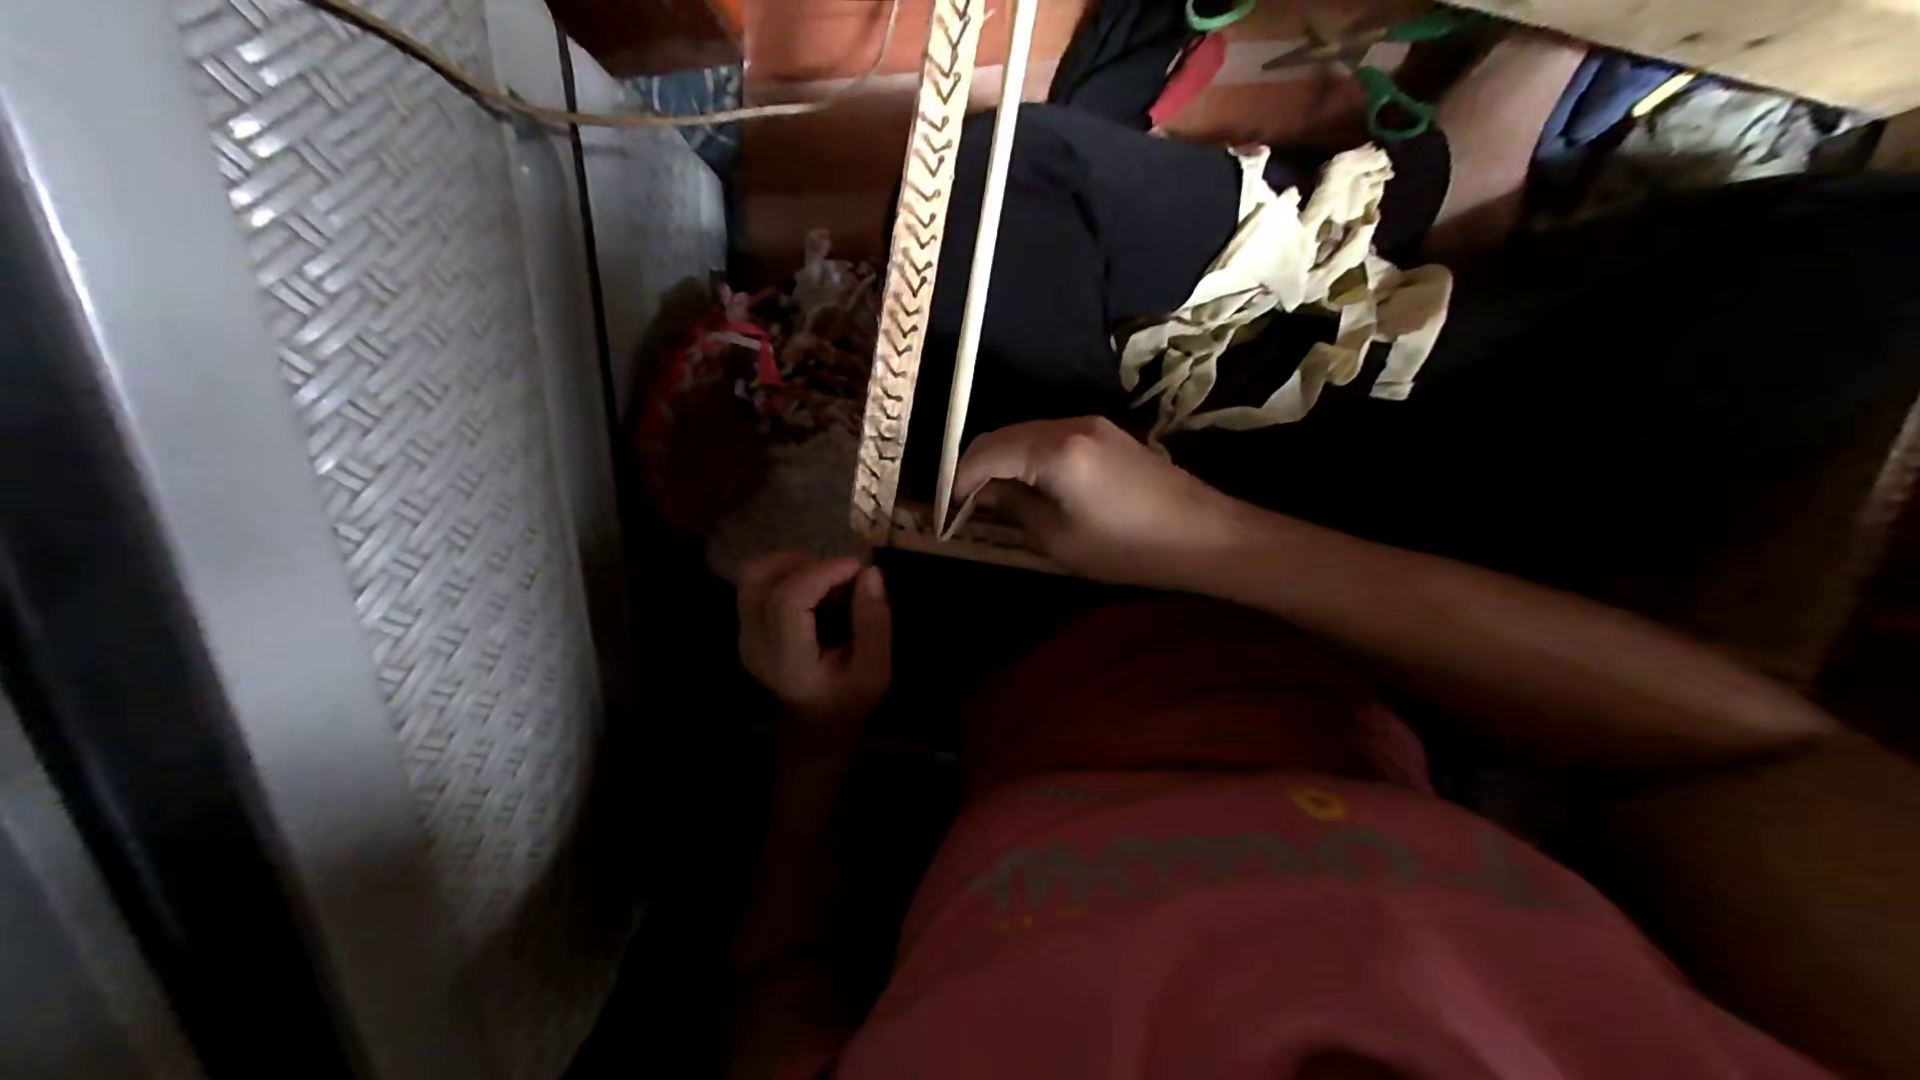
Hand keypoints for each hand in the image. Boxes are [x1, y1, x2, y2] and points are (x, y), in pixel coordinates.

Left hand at [736, 553, 890, 727]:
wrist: (815, 721)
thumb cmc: (848, 699)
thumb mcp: (876, 671)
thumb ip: (875, 624)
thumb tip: (870, 573)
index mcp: (785, 663)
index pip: (788, 601)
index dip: (822, 573)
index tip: (858, 567)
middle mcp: (754, 645)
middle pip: (765, 580)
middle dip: (811, 565)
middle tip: (846, 576)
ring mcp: (743, 633)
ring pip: (756, 575)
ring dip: (795, 564)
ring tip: (828, 579)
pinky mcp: (745, 623)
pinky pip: (758, 581)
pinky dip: (787, 571)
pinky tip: (815, 587)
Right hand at [954, 417, 1257, 587]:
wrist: (1206, 536)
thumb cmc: (1128, 548)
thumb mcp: (1059, 539)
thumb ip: (1013, 508)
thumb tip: (984, 494)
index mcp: (1053, 449)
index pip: (985, 452)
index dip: (958, 481)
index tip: (947, 511)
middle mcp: (1068, 424)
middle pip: (1002, 434)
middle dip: (977, 467)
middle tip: (966, 506)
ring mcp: (1091, 424)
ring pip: (1025, 434)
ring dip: (1003, 461)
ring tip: (996, 500)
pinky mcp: (1106, 433)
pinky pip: (1050, 438)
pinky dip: (1029, 458)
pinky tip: (1031, 486)